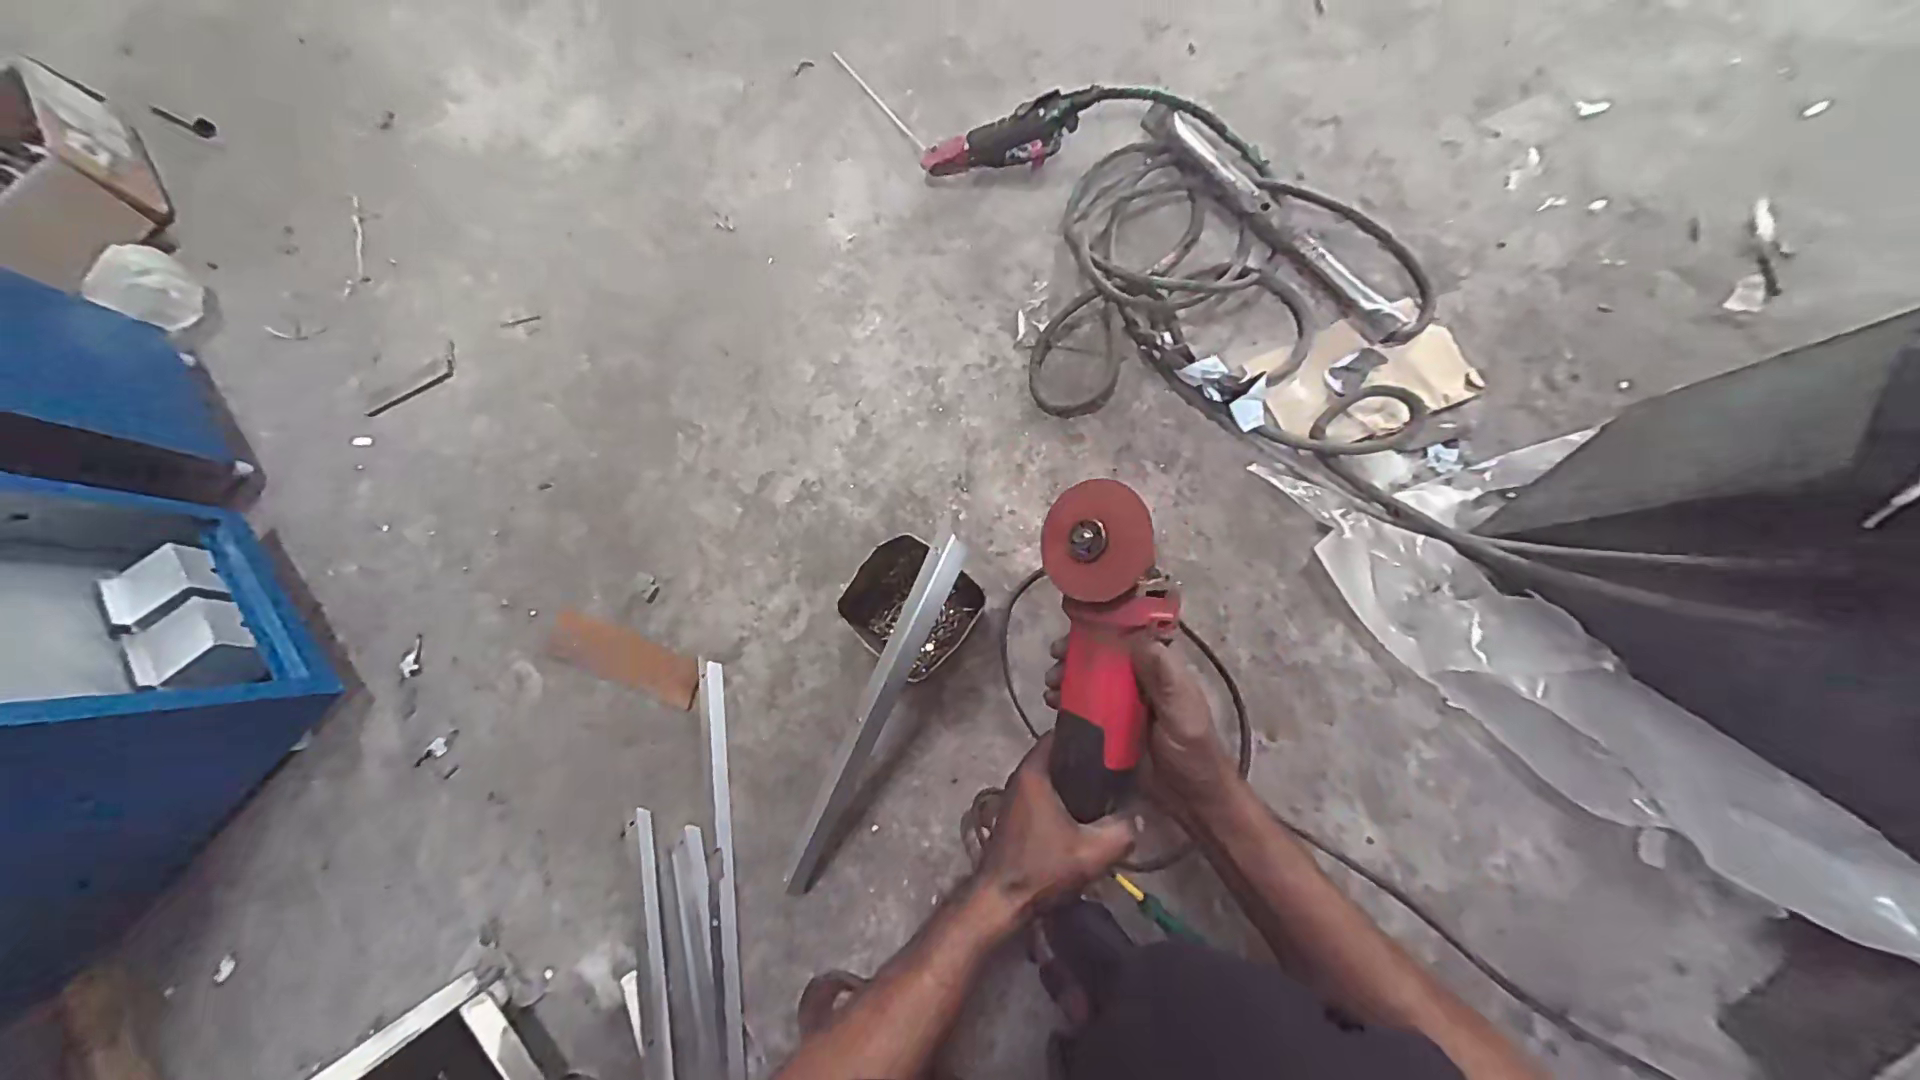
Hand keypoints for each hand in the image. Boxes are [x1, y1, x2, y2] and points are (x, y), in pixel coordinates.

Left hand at [977, 734, 1137, 916]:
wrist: (1001, 900)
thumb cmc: (1042, 867)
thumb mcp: (1092, 853)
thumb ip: (1122, 832)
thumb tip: (1137, 817)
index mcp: (1034, 771)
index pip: (1060, 733)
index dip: (1085, 733)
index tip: (1110, 741)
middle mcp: (1020, 776)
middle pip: (1057, 756)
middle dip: (1083, 761)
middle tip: (1113, 770)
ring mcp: (1014, 795)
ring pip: (1050, 777)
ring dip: (1072, 783)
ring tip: (1103, 793)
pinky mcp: (1015, 813)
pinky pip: (1043, 794)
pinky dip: (1061, 798)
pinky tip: (1081, 816)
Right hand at [1043, 634, 1234, 815]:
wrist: (1192, 802)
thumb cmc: (1193, 753)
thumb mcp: (1181, 713)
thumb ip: (1163, 678)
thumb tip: (1138, 636)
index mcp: (1162, 670)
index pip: (1129, 638)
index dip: (1102, 630)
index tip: (1076, 631)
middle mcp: (1141, 681)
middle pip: (1104, 657)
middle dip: (1077, 653)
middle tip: (1056, 658)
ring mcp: (1124, 704)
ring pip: (1091, 679)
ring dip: (1068, 675)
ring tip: (1051, 684)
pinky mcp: (1110, 727)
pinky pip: (1085, 705)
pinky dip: (1066, 699)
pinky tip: (1052, 702)